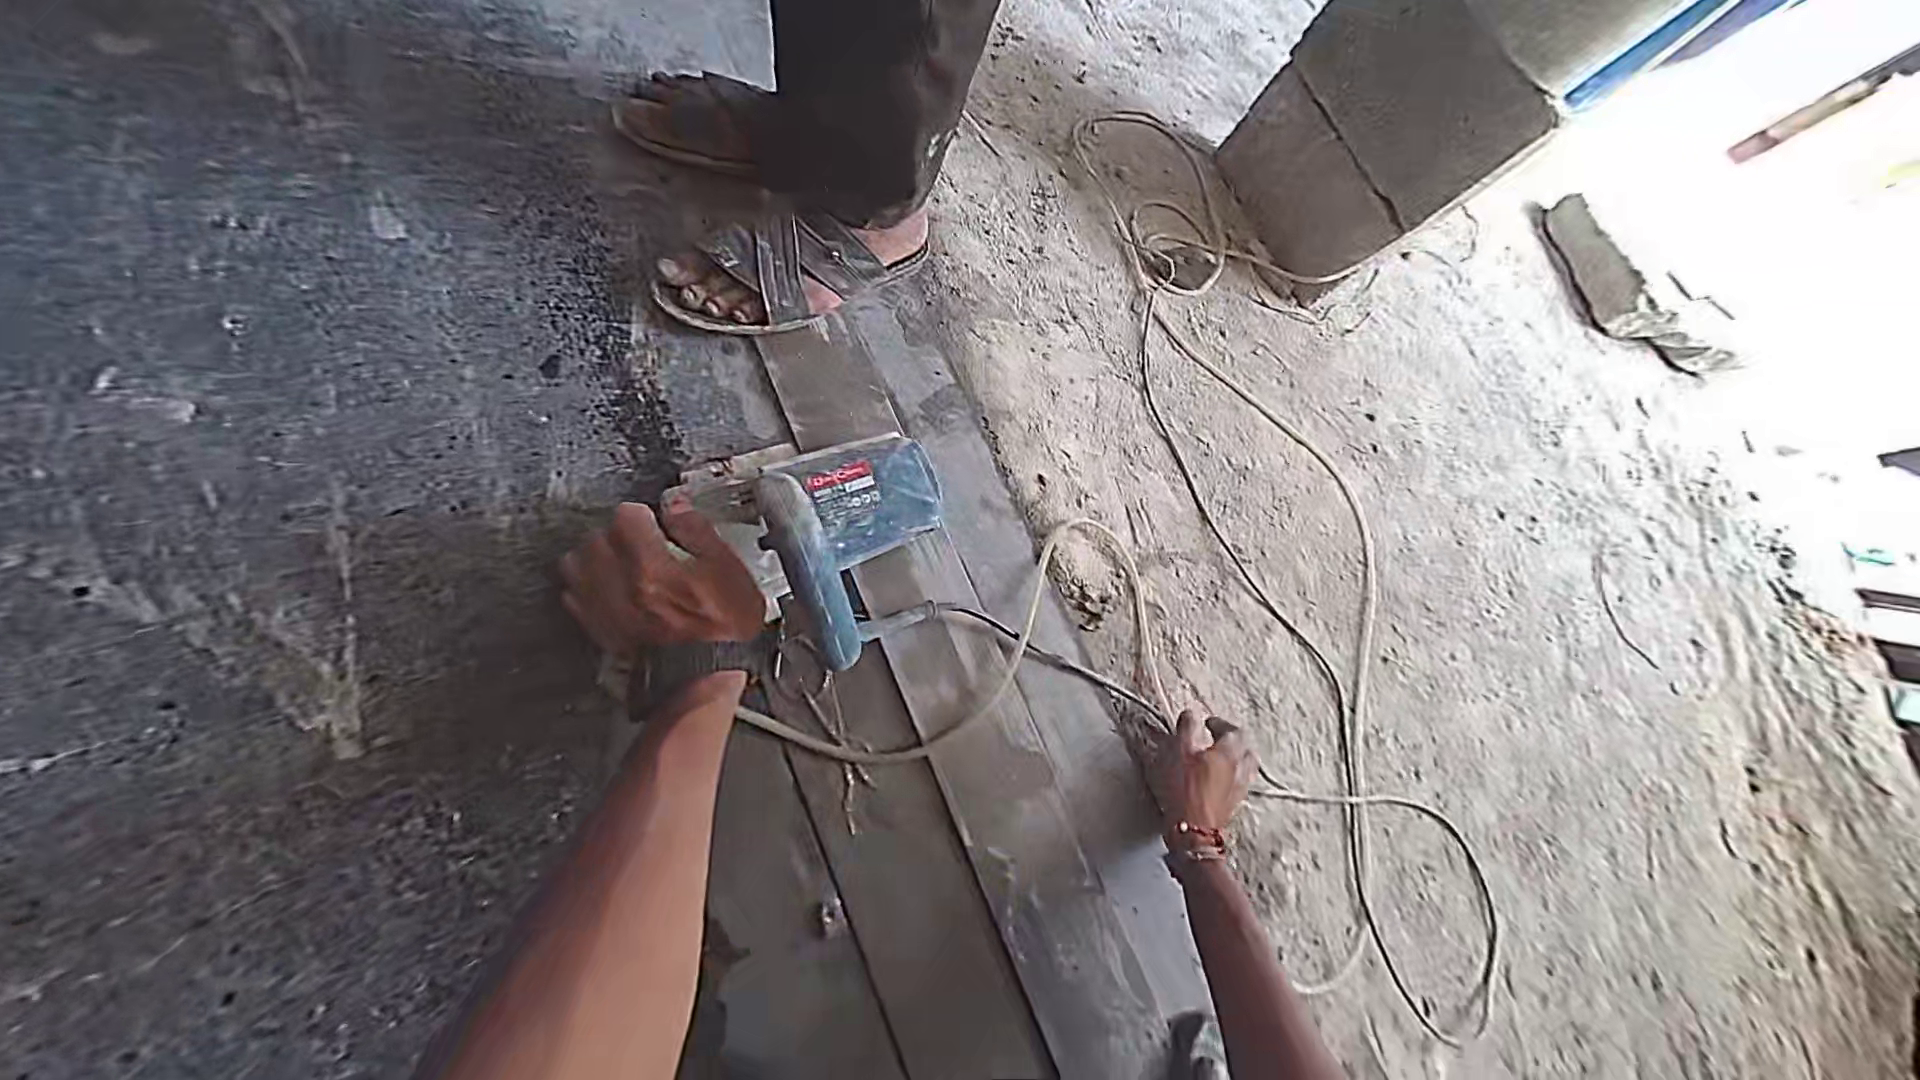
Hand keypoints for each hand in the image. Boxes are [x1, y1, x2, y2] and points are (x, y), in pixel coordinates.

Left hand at [559, 497, 765, 656]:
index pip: (626, 516)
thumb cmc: (722, 629)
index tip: (657, 523)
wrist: (705, 676)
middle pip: (597, 536)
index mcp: (653, 567)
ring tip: (619, 560)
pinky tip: (608, 585)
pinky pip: (573, 594)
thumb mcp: (728, 571)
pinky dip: (586, 584)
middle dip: (619, 533)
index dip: (645, 514)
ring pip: (576, 563)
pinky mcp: (599, 628)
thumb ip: (699, 534)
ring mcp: (605, 609)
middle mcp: (621, 585)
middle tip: (642, 540)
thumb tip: (678, 508)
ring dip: (595, 555)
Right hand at [1152, 710, 1257, 839]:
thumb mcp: (1180, 750)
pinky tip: (1217, 777)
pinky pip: (1239, 782)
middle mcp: (1239, 770)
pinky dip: (1231, 774)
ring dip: (1234, 757)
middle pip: (1246, 749)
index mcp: (1229, 754)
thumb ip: (1187, 728)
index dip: (1220, 723)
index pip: (1234, 731)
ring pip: (1245, 766)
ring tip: (1218, 756)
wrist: (1194, 831)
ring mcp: (1238, 788)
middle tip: (1216, 737)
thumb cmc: (1186, 790)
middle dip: (1232, 740)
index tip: (1206, 723)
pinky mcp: (1232, 804)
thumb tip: (1191, 714)